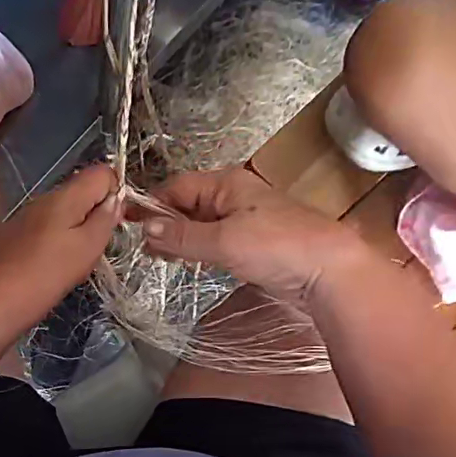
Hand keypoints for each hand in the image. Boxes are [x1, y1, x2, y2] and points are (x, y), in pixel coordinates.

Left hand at [0, 164, 122, 352]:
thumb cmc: (48, 274)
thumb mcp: (88, 247)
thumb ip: (105, 218)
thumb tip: (116, 198)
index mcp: (65, 196)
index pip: (101, 172)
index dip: (116, 191)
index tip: (117, 220)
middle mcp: (44, 197)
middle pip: (81, 190)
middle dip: (97, 211)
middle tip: (99, 245)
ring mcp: (26, 215)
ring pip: (64, 210)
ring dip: (77, 227)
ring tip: (77, 258)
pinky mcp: (13, 233)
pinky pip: (46, 226)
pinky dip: (57, 238)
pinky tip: (53, 263)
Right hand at [137, 167, 366, 307]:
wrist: (329, 271)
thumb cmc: (277, 246)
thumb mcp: (224, 240)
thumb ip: (183, 237)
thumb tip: (145, 229)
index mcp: (227, 184)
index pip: (177, 187)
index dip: (151, 203)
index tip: (126, 220)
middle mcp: (233, 198)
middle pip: (187, 204)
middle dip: (162, 222)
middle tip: (136, 243)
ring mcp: (243, 221)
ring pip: (199, 224)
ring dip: (177, 238)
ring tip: (153, 255)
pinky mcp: (251, 244)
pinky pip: (214, 240)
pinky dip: (195, 248)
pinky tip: (183, 260)